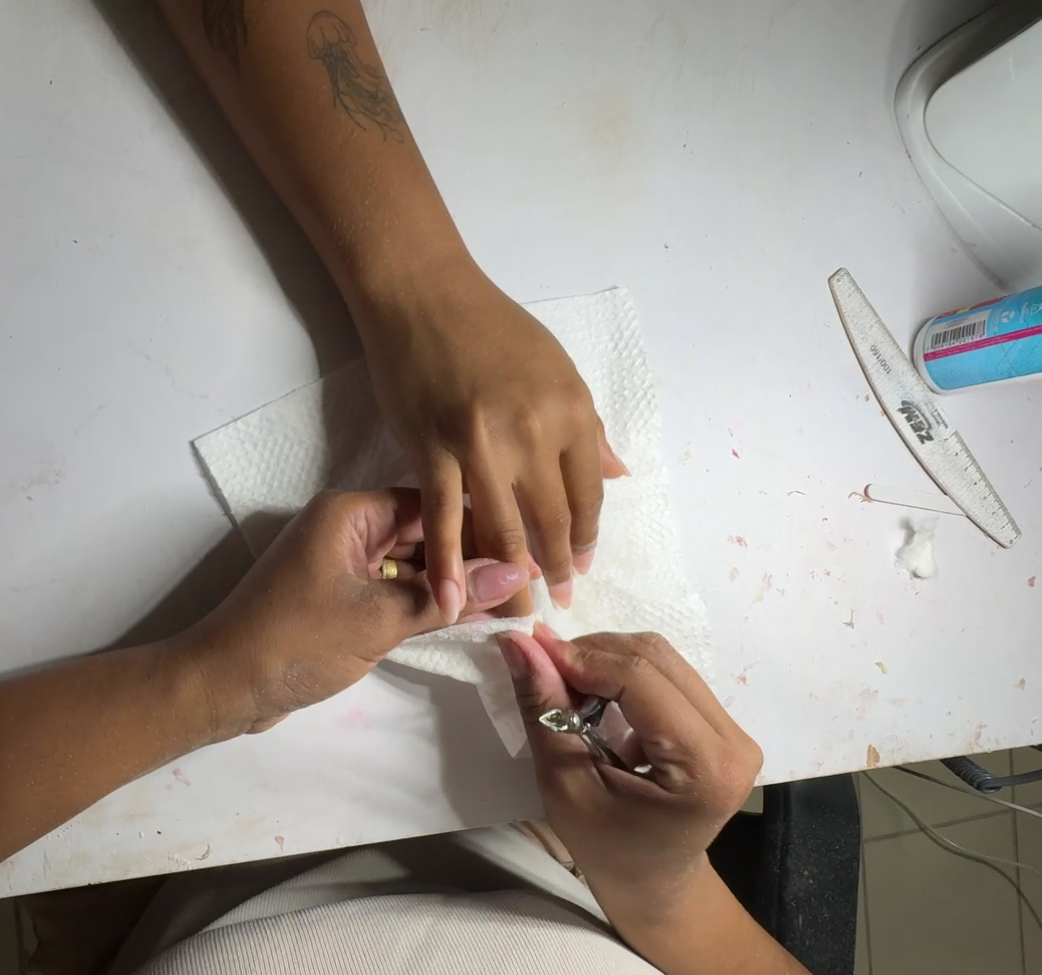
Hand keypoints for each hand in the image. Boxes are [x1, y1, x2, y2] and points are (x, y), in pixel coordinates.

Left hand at [185, 489, 527, 736]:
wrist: (226, 684)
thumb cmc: (297, 642)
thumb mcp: (378, 620)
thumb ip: (448, 597)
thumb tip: (516, 575)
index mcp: (349, 513)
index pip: (430, 504)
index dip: (480, 526)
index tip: (530, 548)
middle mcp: (346, 527)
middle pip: (422, 532)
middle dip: (470, 557)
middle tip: (531, 580)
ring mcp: (341, 561)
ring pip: (409, 562)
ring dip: (449, 582)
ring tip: (510, 600)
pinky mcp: (338, 593)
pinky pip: (390, 587)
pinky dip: (422, 601)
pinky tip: (465, 616)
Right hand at [357, 270, 626, 619]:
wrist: (423, 295)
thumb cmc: (490, 327)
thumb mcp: (556, 367)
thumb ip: (586, 426)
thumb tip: (618, 473)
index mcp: (570, 410)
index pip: (587, 492)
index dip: (586, 536)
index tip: (583, 565)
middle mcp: (534, 433)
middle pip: (551, 520)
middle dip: (558, 568)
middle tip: (558, 603)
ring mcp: (481, 445)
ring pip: (502, 529)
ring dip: (513, 578)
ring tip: (518, 611)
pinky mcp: (432, 451)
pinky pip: (444, 518)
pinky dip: (448, 564)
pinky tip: (452, 601)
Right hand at [500, 625, 761, 922]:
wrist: (651, 880)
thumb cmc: (604, 845)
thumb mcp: (563, 782)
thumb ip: (544, 709)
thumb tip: (518, 642)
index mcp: (704, 767)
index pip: (639, 679)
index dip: (581, 657)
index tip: (529, 654)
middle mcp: (733, 740)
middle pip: (653, 658)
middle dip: (589, 653)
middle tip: (542, 671)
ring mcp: (734, 728)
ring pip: (659, 656)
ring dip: (602, 658)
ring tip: (565, 686)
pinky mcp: (721, 722)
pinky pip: (666, 671)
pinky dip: (619, 671)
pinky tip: (593, 695)